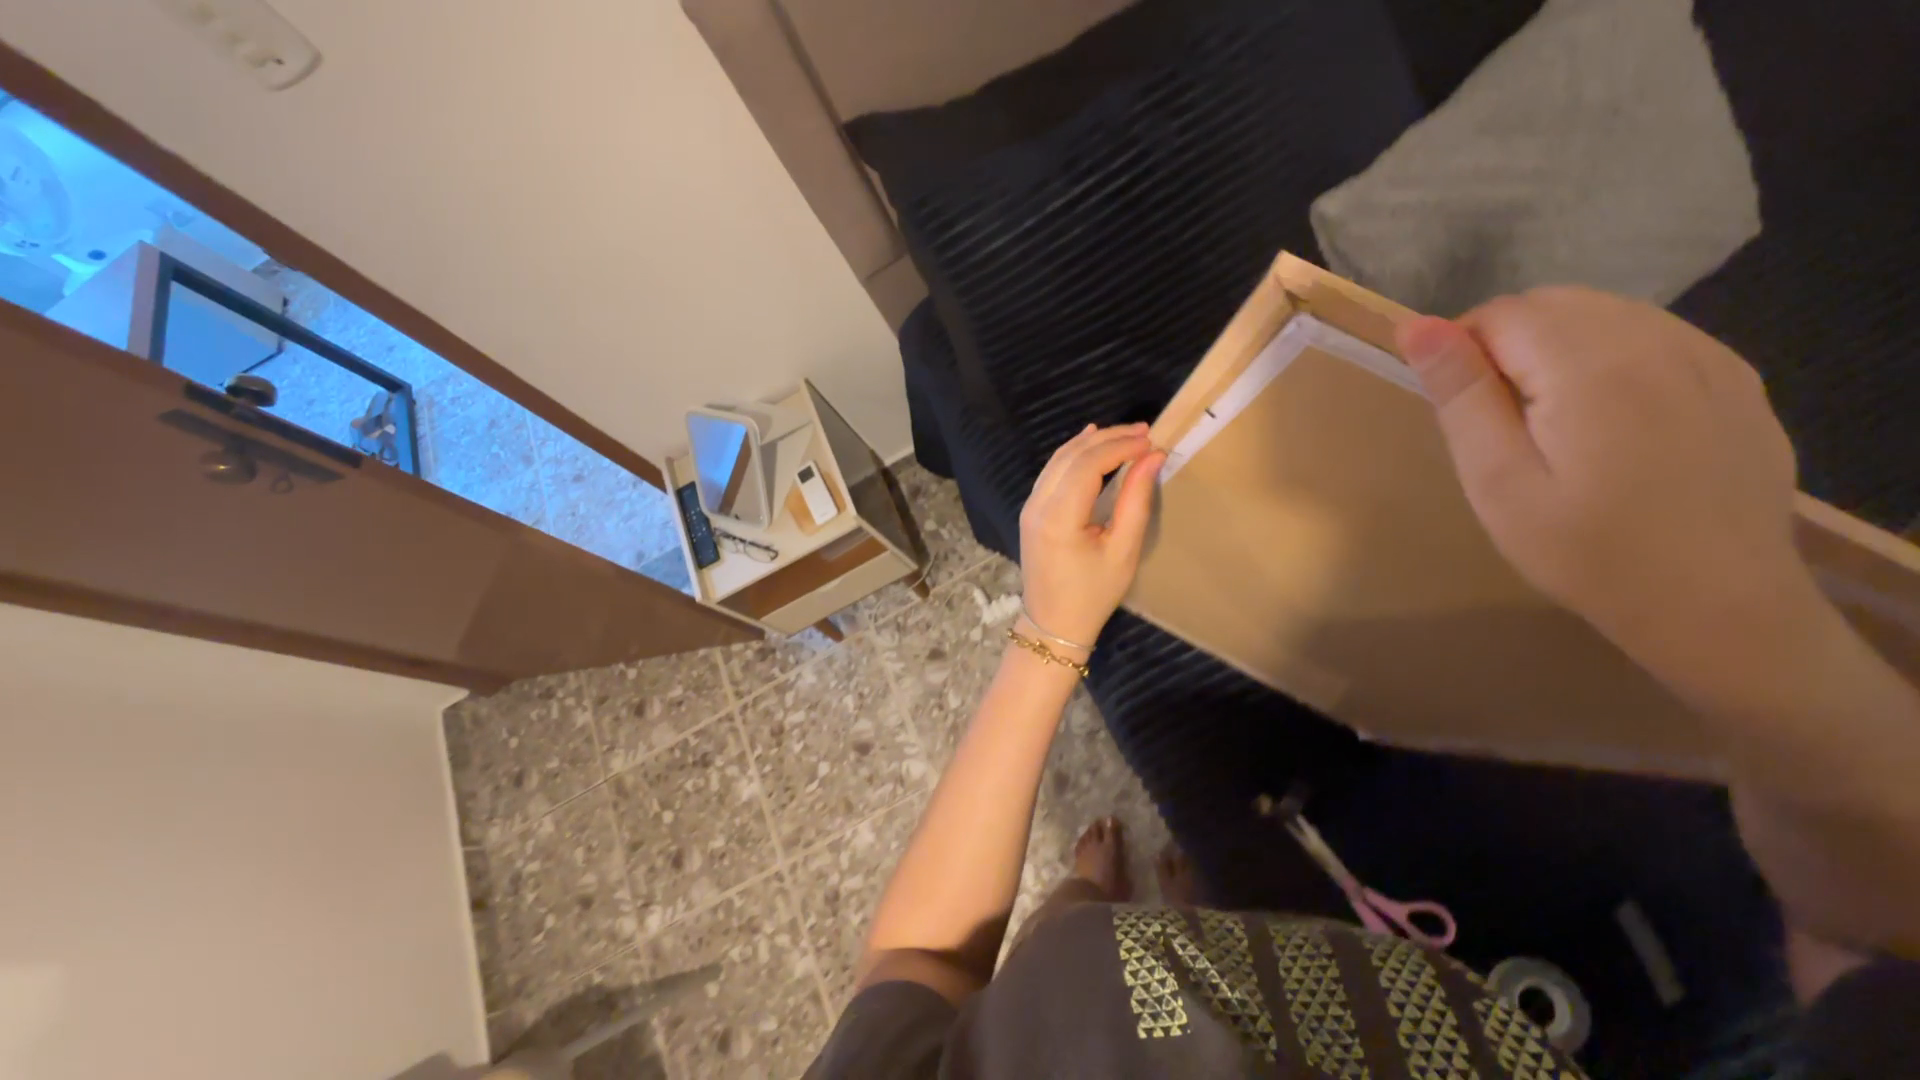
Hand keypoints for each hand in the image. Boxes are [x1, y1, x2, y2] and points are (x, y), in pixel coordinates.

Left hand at [1017, 423, 1164, 649]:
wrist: (1054, 625)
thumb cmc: (1093, 594)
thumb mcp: (1123, 551)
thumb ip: (1136, 501)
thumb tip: (1153, 458)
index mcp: (1059, 518)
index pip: (1089, 464)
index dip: (1120, 446)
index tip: (1151, 440)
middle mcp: (1038, 505)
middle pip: (1072, 455)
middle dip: (1109, 438)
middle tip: (1144, 432)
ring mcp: (1030, 507)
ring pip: (1058, 459)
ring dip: (1092, 443)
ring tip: (1127, 435)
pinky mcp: (1030, 511)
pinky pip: (1052, 472)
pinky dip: (1074, 455)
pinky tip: (1092, 443)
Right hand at [1395, 287, 1814, 672]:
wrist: (1719, 607)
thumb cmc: (1588, 553)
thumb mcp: (1499, 483)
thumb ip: (1461, 396)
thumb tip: (1414, 325)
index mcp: (1589, 364)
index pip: (1500, 313)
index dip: (1463, 353)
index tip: (1466, 415)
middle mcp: (1656, 338)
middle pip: (1554, 304)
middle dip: (1511, 346)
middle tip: (1506, 427)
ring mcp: (1707, 355)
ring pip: (1605, 314)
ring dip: (1562, 350)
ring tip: (1558, 427)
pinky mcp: (1736, 379)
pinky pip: (1655, 337)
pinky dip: (1615, 360)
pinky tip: (1614, 423)